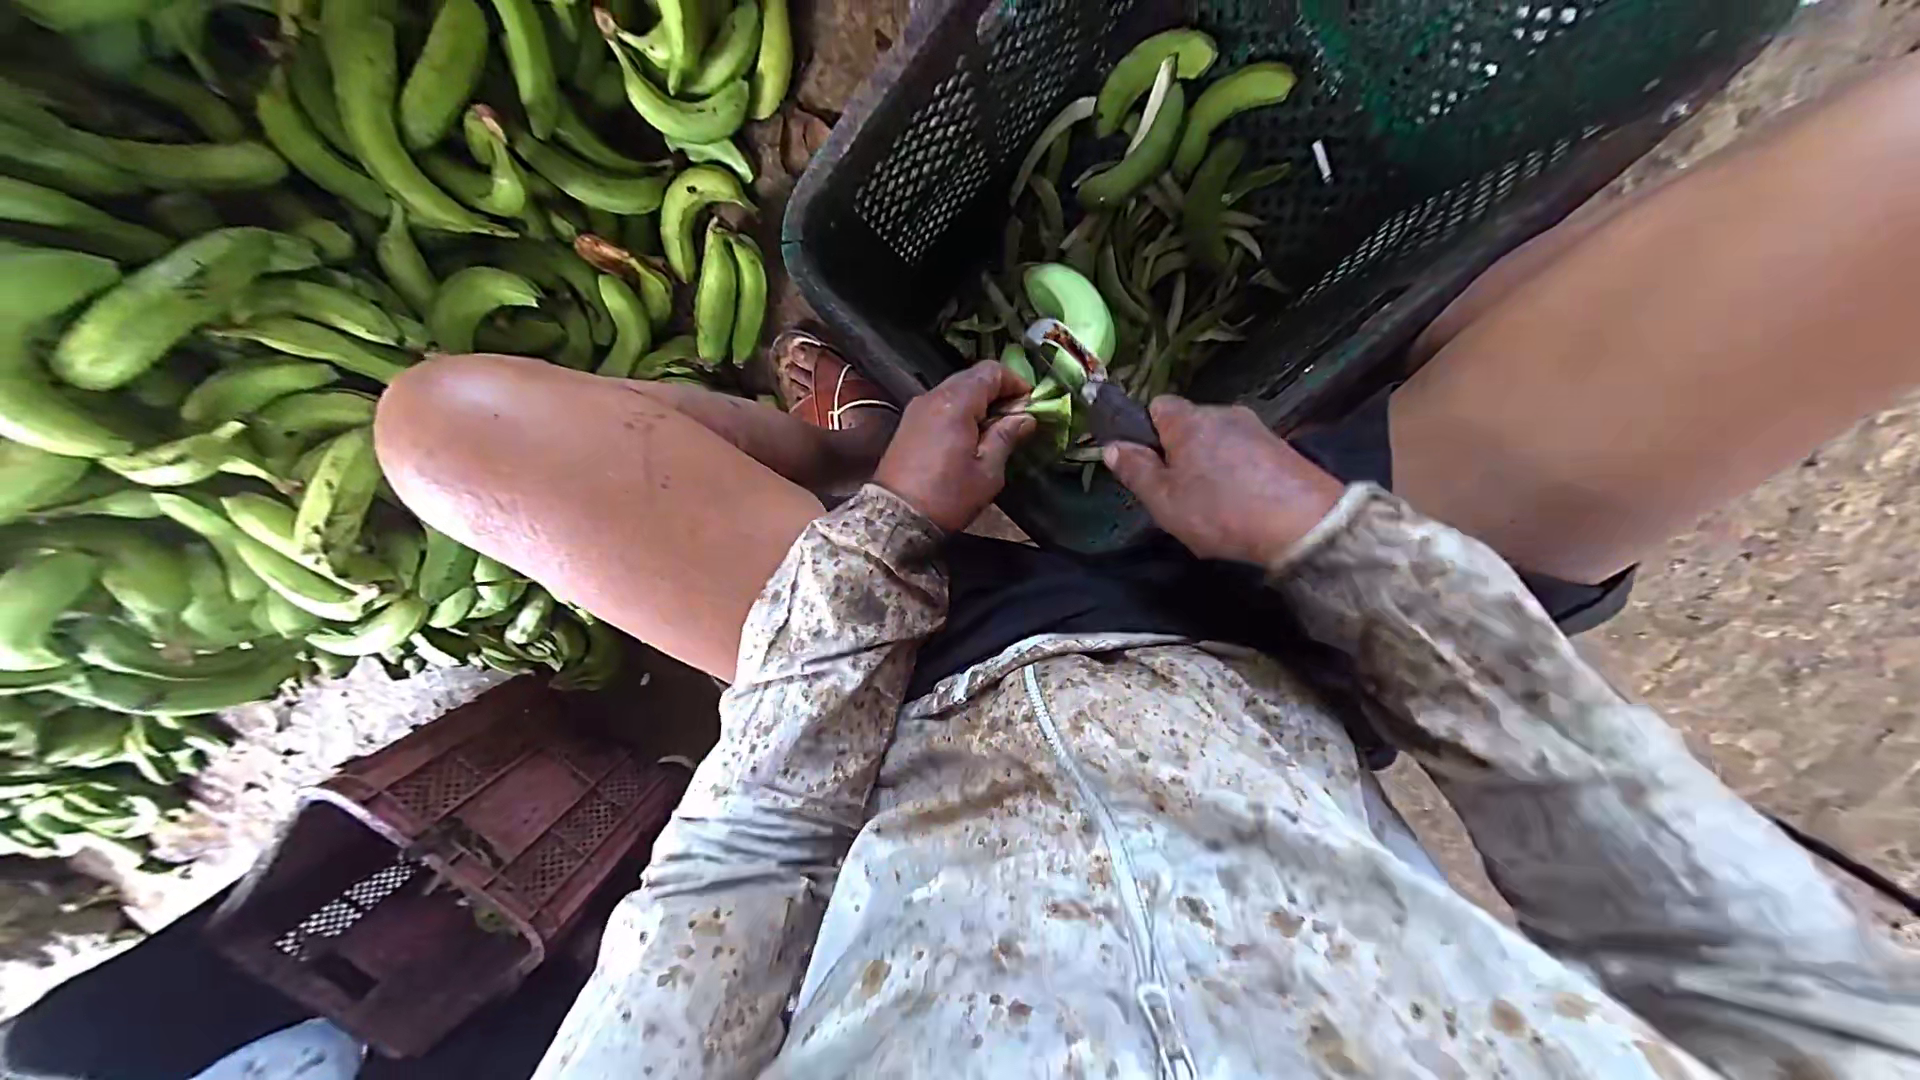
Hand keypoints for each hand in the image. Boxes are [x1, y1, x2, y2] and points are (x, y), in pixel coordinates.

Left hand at [874, 361, 1036, 531]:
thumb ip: (1007, 436)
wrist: (895, 517)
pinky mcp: (907, 425)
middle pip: (972, 377)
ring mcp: (916, 409)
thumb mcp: (987, 471)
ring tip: (994, 431)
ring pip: (955, 391)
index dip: (1016, 382)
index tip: (1030, 404)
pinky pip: (940, 406)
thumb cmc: (947, 496)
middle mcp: (932, 396)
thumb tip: (1025, 417)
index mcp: (955, 402)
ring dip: (978, 403)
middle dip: (998, 392)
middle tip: (1015, 418)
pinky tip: (969, 437)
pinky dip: (960, 412)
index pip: (991, 371)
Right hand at [1105, 396, 1345, 565]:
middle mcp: (1223, 412)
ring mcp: (1257, 428)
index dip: (1145, 432)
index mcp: (1188, 420)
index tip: (1147, 465)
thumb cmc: (1220, 511)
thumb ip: (1135, 470)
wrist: (1305, 525)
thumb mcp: (1163, 499)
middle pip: (1188, 425)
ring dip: (1208, 463)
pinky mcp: (1282, 448)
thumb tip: (1112, 446)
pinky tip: (1240, 502)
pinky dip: (1236, 472)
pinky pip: (1243, 453)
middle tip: (1176, 492)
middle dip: (1178, 451)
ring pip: (1217, 440)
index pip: (1156, 405)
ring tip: (1212, 502)